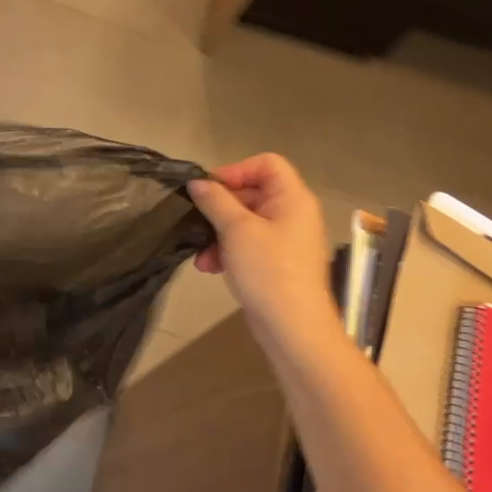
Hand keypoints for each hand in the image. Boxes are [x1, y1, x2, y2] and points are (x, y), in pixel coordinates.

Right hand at [186, 154, 338, 346]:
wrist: (293, 328)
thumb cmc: (268, 271)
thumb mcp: (236, 230)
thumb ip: (215, 201)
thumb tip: (197, 183)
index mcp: (293, 199)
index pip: (267, 164)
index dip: (236, 171)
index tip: (211, 190)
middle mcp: (294, 214)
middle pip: (253, 193)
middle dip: (220, 209)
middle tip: (199, 223)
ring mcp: (287, 240)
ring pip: (246, 221)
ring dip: (219, 234)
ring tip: (202, 257)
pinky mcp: (278, 263)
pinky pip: (250, 244)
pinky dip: (229, 251)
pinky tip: (212, 268)